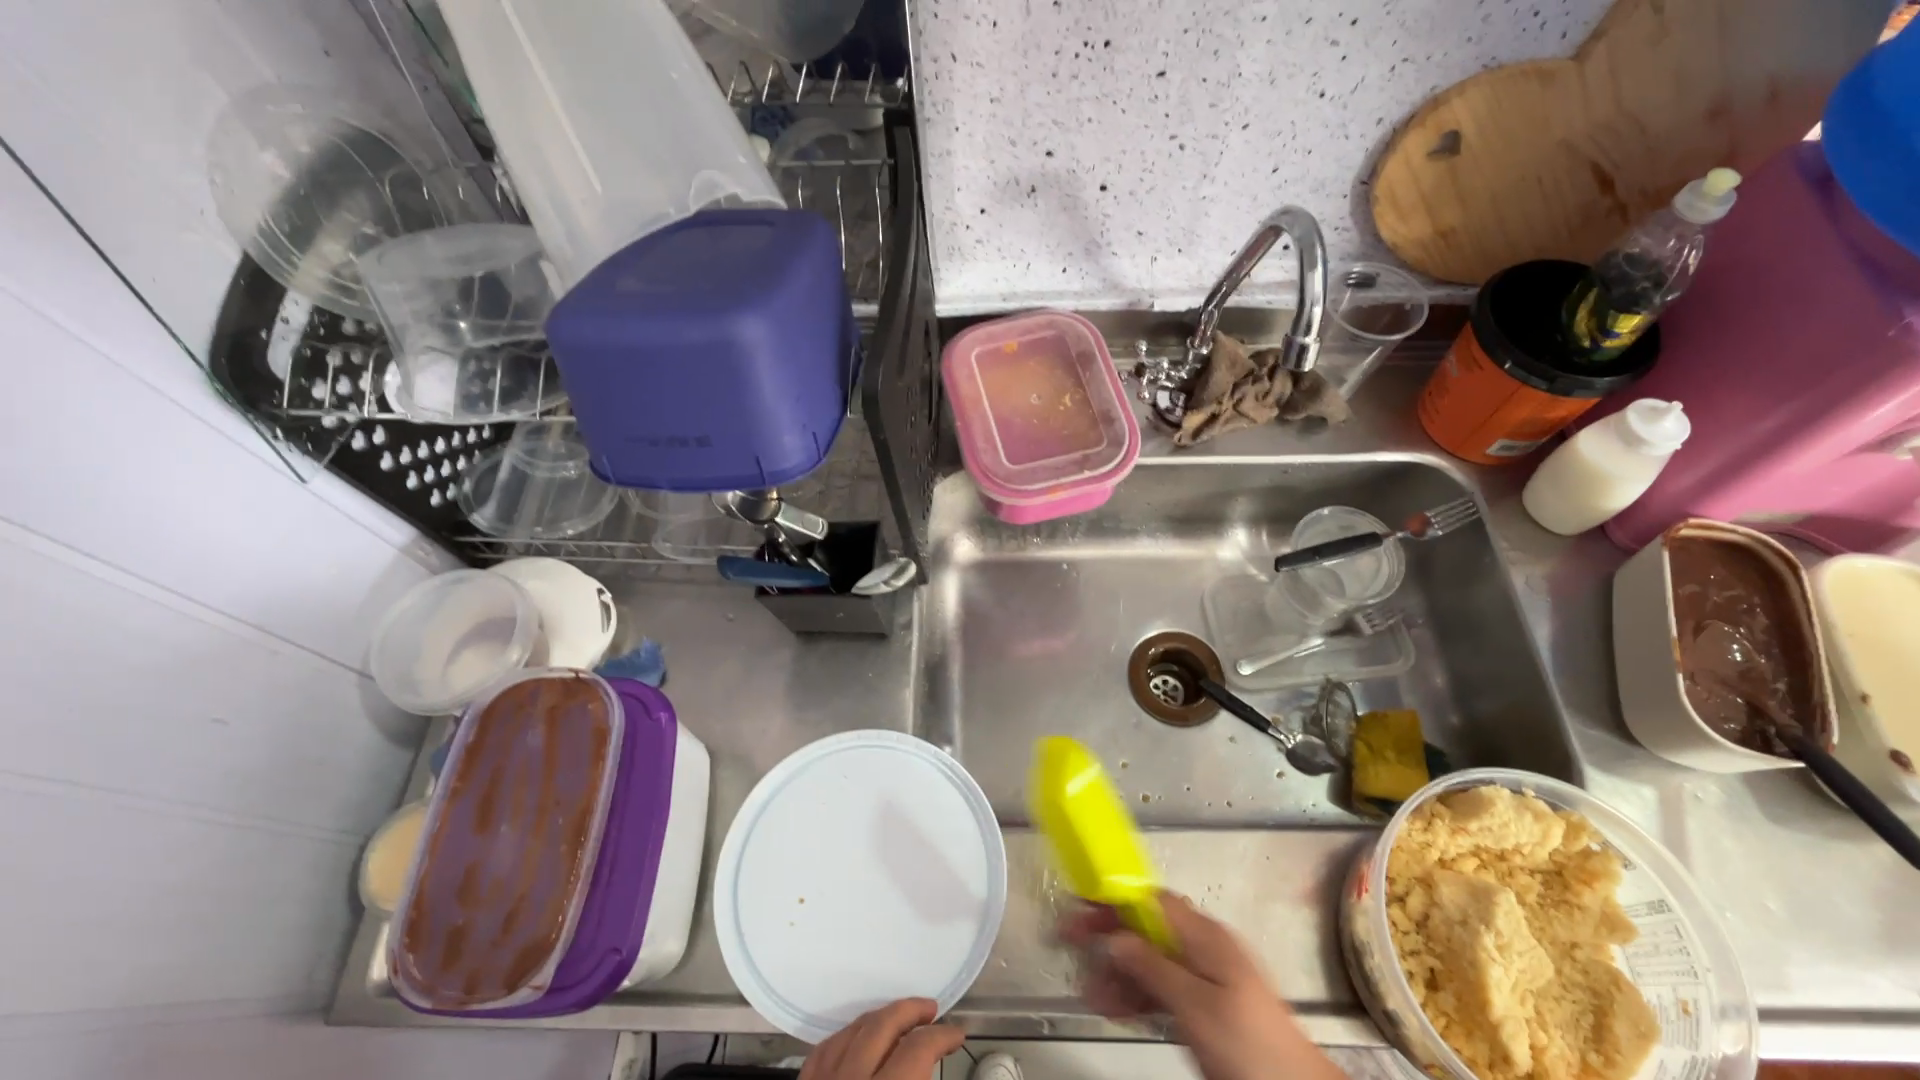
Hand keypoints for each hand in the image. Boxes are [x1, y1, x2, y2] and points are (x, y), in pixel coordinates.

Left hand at [799, 999, 965, 1079]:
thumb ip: (920, 1079)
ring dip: (878, 1020)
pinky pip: (823, 1051)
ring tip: (898, 1018)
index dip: (942, 1037)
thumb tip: (931, 1061)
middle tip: (930, 1010)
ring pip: (850, 1033)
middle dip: (909, 1011)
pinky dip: (844, 1038)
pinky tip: (855, 1038)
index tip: (955, 1034)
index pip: (917, 1049)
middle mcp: (851, 1078)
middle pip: (881, 1027)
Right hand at [1059, 893, 1346, 1079]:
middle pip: (1147, 927)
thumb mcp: (1196, 1005)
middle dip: (1109, 935)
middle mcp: (1203, 947)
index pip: (1152, 899)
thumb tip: (1115, 937)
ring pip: (1151, 960)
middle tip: (1071, 941)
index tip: (1080, 901)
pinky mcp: (1205, 1003)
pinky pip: (1162, 987)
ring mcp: (1205, 975)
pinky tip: (1114, 1008)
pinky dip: (1137, 994)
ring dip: (1118, 972)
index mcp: (1205, 936)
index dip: (1114, 896)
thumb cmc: (1247, 1043)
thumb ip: (1154, 967)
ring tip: (1090, 992)